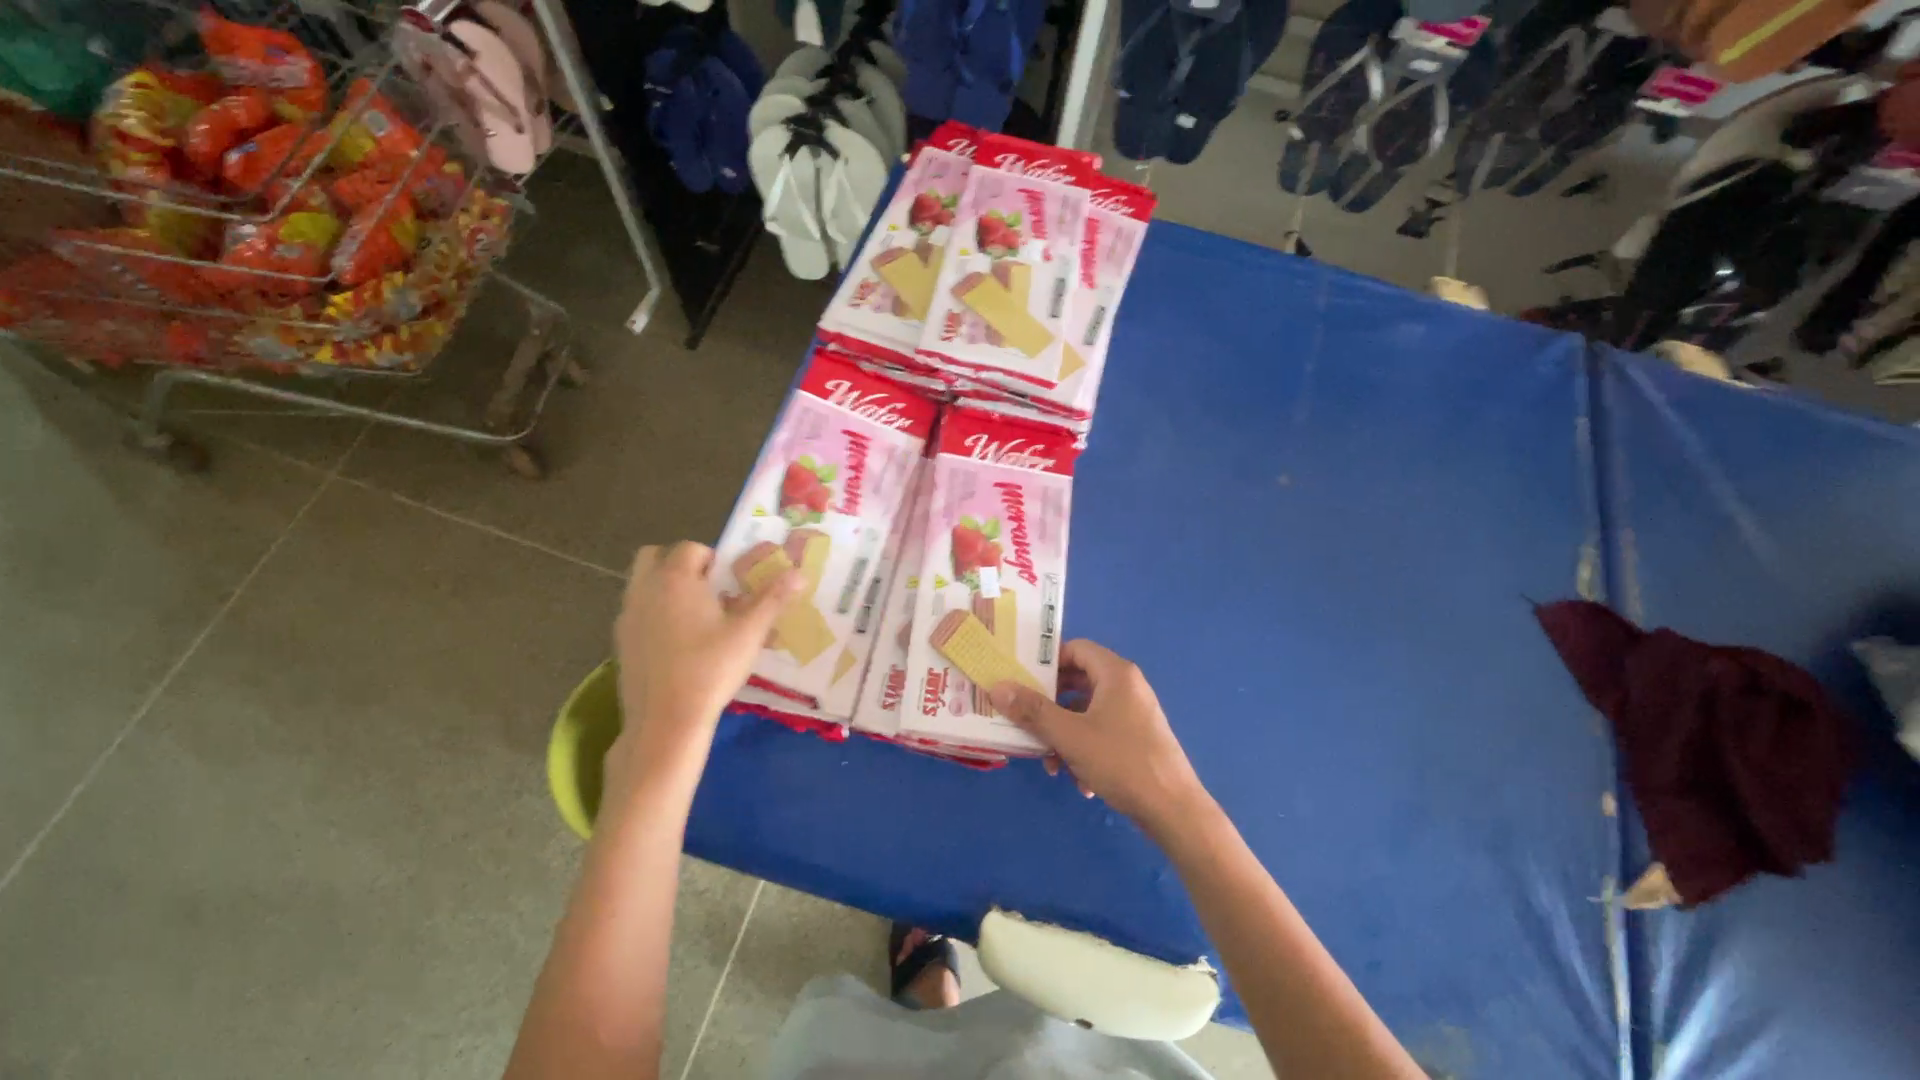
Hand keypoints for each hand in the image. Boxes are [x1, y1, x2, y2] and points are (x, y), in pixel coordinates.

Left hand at [610, 542, 802, 782]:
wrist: (665, 721)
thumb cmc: (711, 669)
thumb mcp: (749, 633)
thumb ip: (772, 599)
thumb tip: (798, 573)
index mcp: (676, 578)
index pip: (692, 548)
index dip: (713, 560)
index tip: (730, 584)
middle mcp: (645, 589)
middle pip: (655, 558)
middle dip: (680, 565)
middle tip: (707, 591)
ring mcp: (628, 616)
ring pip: (642, 585)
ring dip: (665, 589)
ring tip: (694, 617)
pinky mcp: (620, 643)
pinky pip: (636, 613)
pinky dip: (653, 615)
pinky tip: (677, 644)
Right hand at [990, 640, 1210, 834]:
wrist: (1173, 809)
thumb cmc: (1121, 762)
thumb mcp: (1069, 736)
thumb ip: (1033, 710)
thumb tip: (998, 687)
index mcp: (1116, 674)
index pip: (1076, 649)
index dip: (1046, 662)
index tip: (1020, 680)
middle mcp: (1128, 687)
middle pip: (1078, 684)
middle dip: (1050, 707)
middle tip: (1025, 721)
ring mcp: (1135, 715)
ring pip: (1087, 714)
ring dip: (1064, 736)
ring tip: (1051, 764)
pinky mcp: (1138, 740)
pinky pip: (1102, 735)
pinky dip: (1085, 752)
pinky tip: (1080, 781)